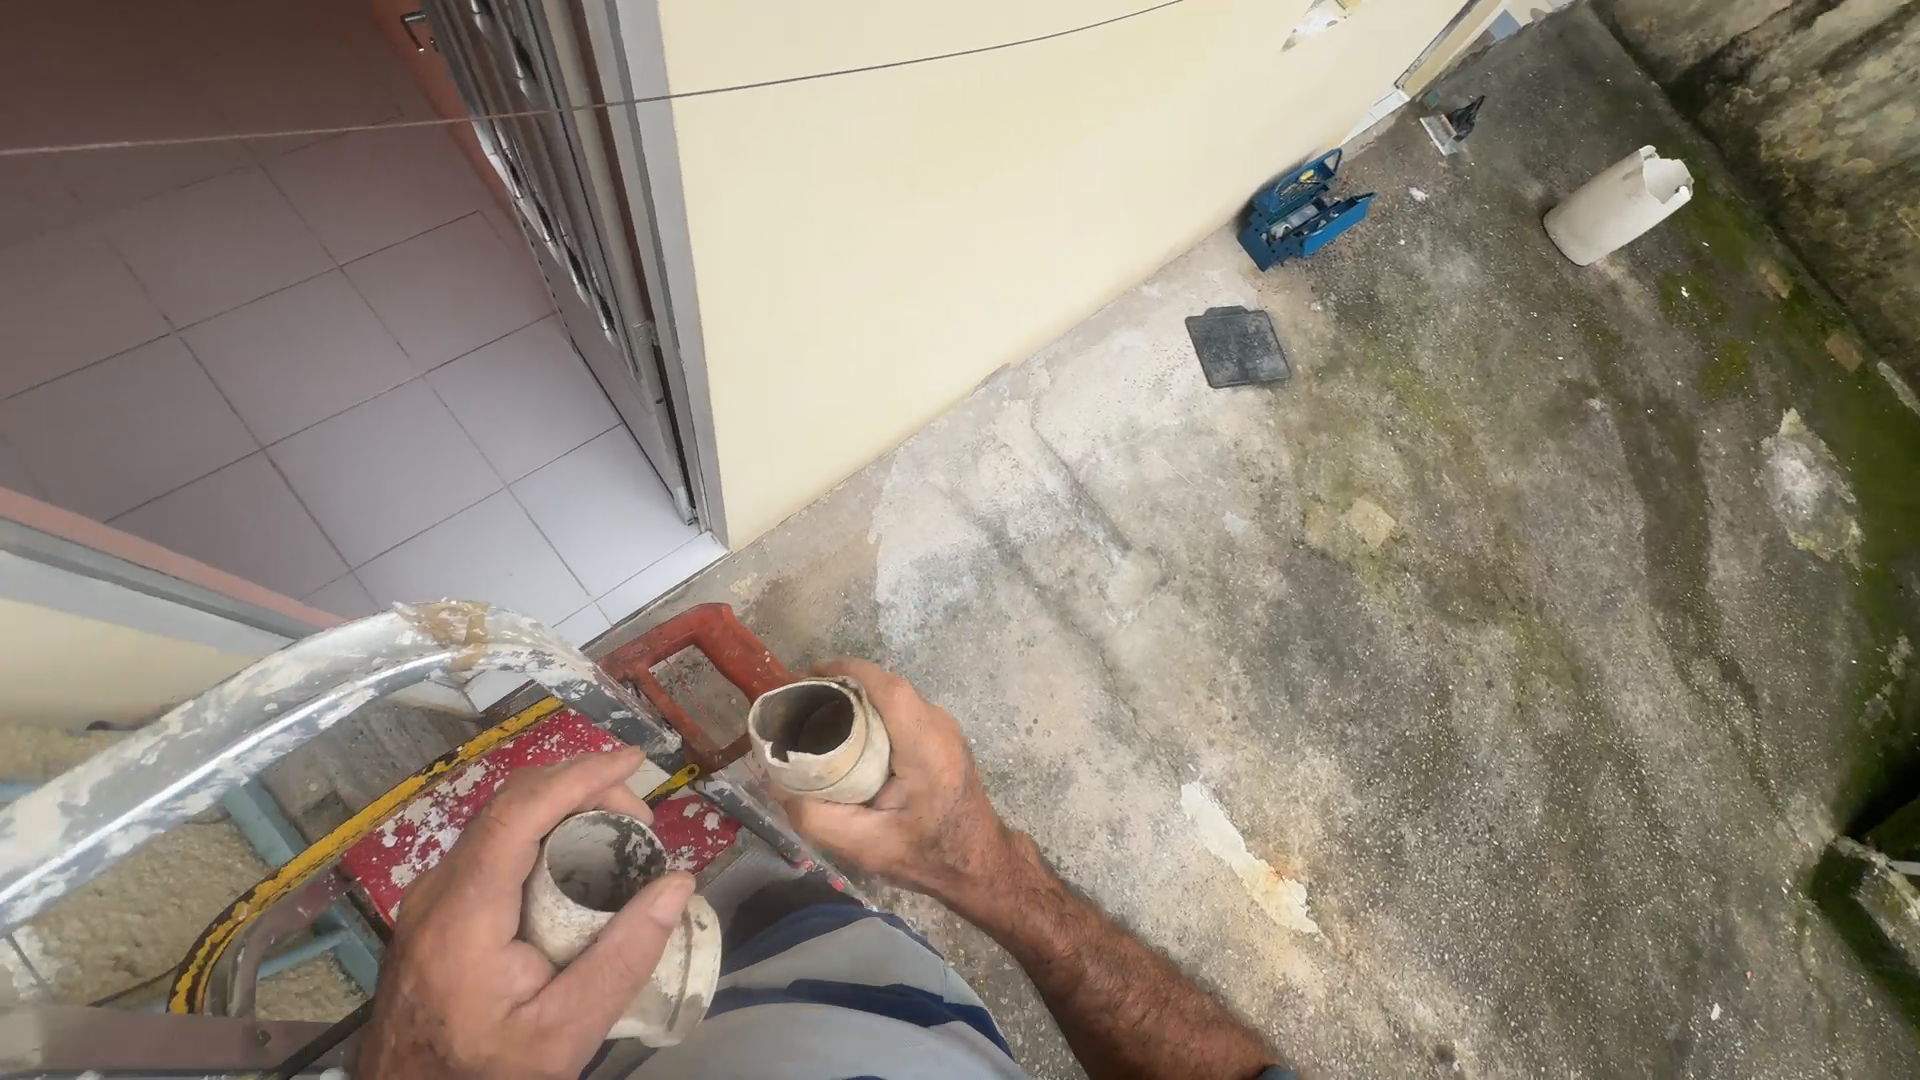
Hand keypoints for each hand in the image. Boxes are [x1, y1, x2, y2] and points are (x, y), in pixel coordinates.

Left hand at [357, 749, 694, 1079]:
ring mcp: (433, 898)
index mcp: (461, 919)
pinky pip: (497, 840)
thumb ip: (623, 960)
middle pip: (513, 803)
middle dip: (584, 786)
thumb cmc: (486, 1076)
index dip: (579, 776)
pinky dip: (547, 825)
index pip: (518, 814)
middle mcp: (437, 893)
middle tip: (641, 820)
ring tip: (619, 831)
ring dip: (566, 802)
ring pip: (504, 816)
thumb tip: (679, 883)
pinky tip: (579, 851)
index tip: (634, 759)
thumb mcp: (564, 1036)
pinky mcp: (439, 907)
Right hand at [779, 660, 1020, 909]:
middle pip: (887, 688)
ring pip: (894, 696)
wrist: (977, 862)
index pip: (890, 691)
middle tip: (801, 702)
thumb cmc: (926, 855)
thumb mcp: (865, 846)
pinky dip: (873, 710)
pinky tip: (848, 730)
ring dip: (858, 696)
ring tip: (817, 714)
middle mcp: (939, 726)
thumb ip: (818, 818)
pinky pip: (903, 708)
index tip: (809, 674)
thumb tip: (776, 784)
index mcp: (926, 748)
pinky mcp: (942, 733)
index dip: (850, 672)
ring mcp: (945, 726)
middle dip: (843, 685)